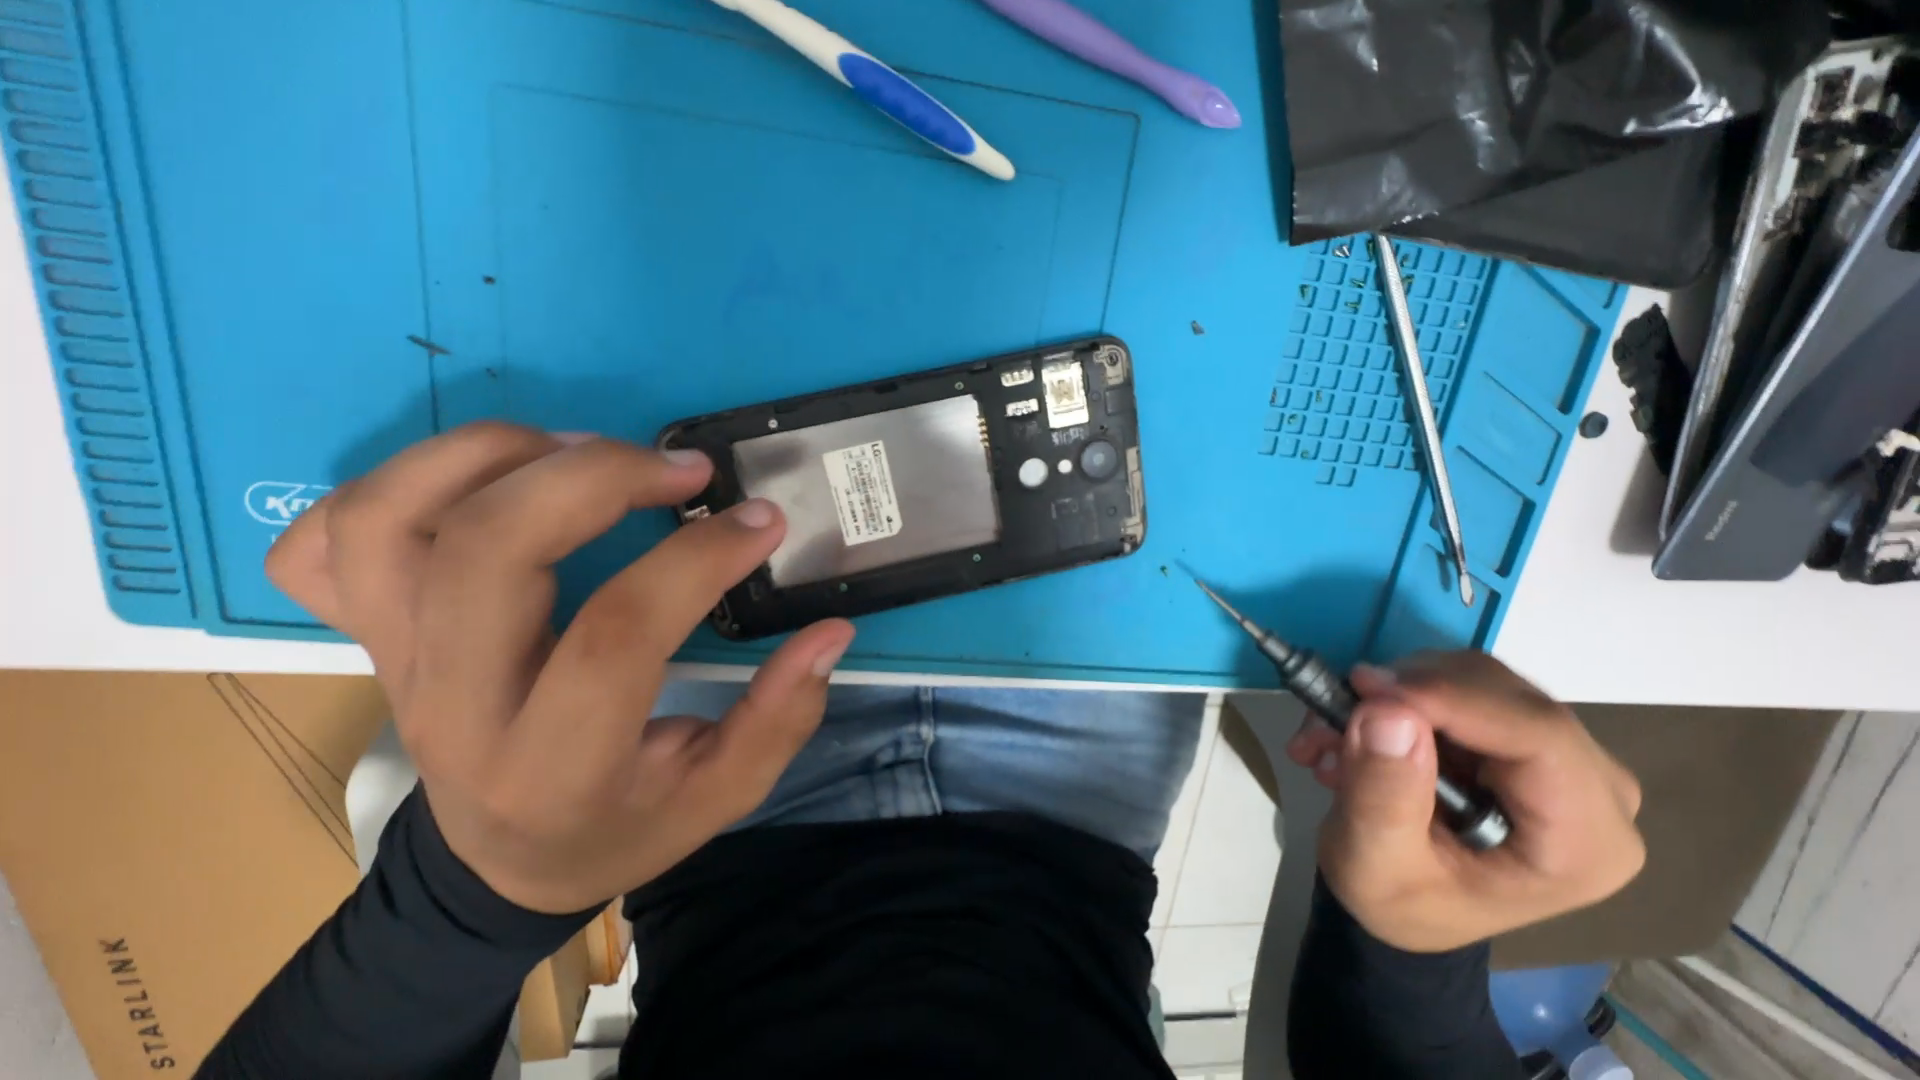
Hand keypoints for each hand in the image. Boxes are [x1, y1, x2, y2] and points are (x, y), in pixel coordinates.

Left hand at [266, 422, 855, 913]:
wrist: (496, 866)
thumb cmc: (617, 826)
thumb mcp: (717, 796)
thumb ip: (778, 718)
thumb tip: (830, 631)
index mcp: (553, 762)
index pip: (617, 633)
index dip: (697, 559)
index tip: (759, 523)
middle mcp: (456, 705)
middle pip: (487, 551)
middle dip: (595, 477)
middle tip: (677, 468)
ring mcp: (397, 662)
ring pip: (388, 519)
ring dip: (490, 453)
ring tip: (581, 451)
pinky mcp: (367, 635)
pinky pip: (327, 539)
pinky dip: (396, 484)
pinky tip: (484, 485)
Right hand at [1285, 651, 1644, 952]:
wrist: (1405, 905)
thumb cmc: (1400, 903)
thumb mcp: (1374, 866)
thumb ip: (1383, 795)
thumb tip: (1387, 710)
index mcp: (1584, 844)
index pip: (1541, 737)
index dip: (1455, 701)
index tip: (1368, 691)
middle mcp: (1597, 791)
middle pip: (1511, 699)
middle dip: (1411, 694)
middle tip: (1332, 713)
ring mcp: (1567, 758)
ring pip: (1481, 680)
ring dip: (1396, 693)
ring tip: (1331, 732)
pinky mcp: (1528, 736)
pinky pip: (1464, 685)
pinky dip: (1401, 695)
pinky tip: (1357, 729)